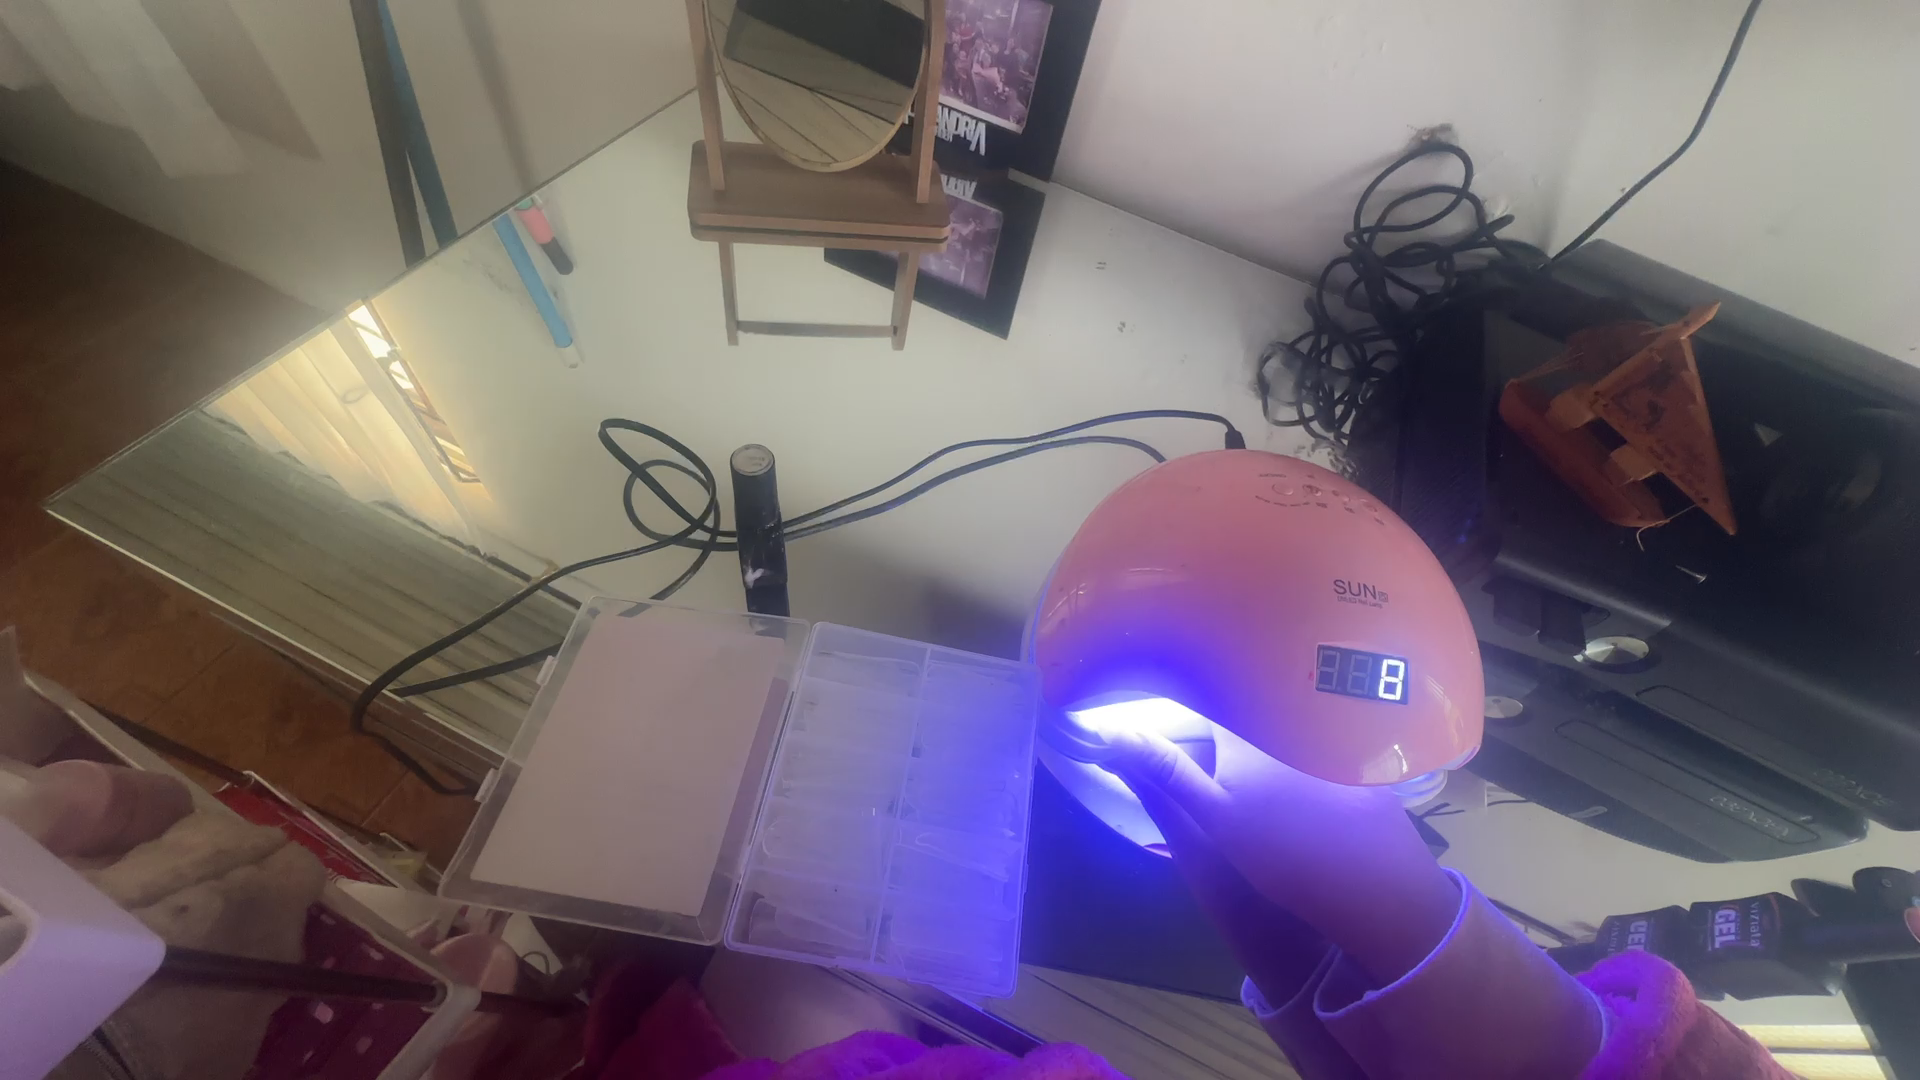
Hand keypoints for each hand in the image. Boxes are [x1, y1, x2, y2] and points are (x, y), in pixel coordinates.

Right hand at [1104, 726, 1459, 985]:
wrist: (1385, 900)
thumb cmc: (1287, 856)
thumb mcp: (1216, 818)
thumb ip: (1166, 773)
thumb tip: (1113, 731)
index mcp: (1247, 740)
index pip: (1195, 712)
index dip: (1168, 718)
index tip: (1146, 726)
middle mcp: (1286, 732)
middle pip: (1235, 719)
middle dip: (1207, 730)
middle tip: (1184, 746)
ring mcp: (1328, 749)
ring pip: (1275, 732)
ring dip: (1250, 739)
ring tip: (1233, 765)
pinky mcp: (1361, 772)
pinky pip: (1312, 748)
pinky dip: (1290, 755)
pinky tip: (1289, 786)